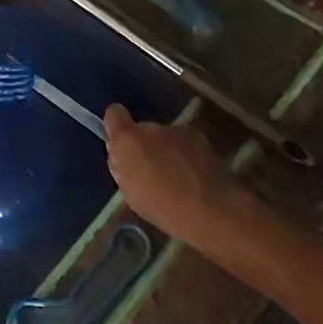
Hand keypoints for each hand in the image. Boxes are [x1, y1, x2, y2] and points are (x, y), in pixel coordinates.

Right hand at [103, 104, 248, 242]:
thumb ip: (121, 164)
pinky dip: (186, 153)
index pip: (114, 114)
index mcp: (128, 139)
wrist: (208, 209)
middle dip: (144, 145)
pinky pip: (184, 142)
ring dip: (166, 150)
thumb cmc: (161, 206)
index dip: (116, 126)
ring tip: (177, 177)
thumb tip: (121, 153)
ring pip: (165, 137)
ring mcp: (178, 130)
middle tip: (152, 170)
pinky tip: (194, 175)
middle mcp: (151, 128)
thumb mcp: (129, 191)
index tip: (120, 143)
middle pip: (142, 130)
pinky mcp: (200, 137)